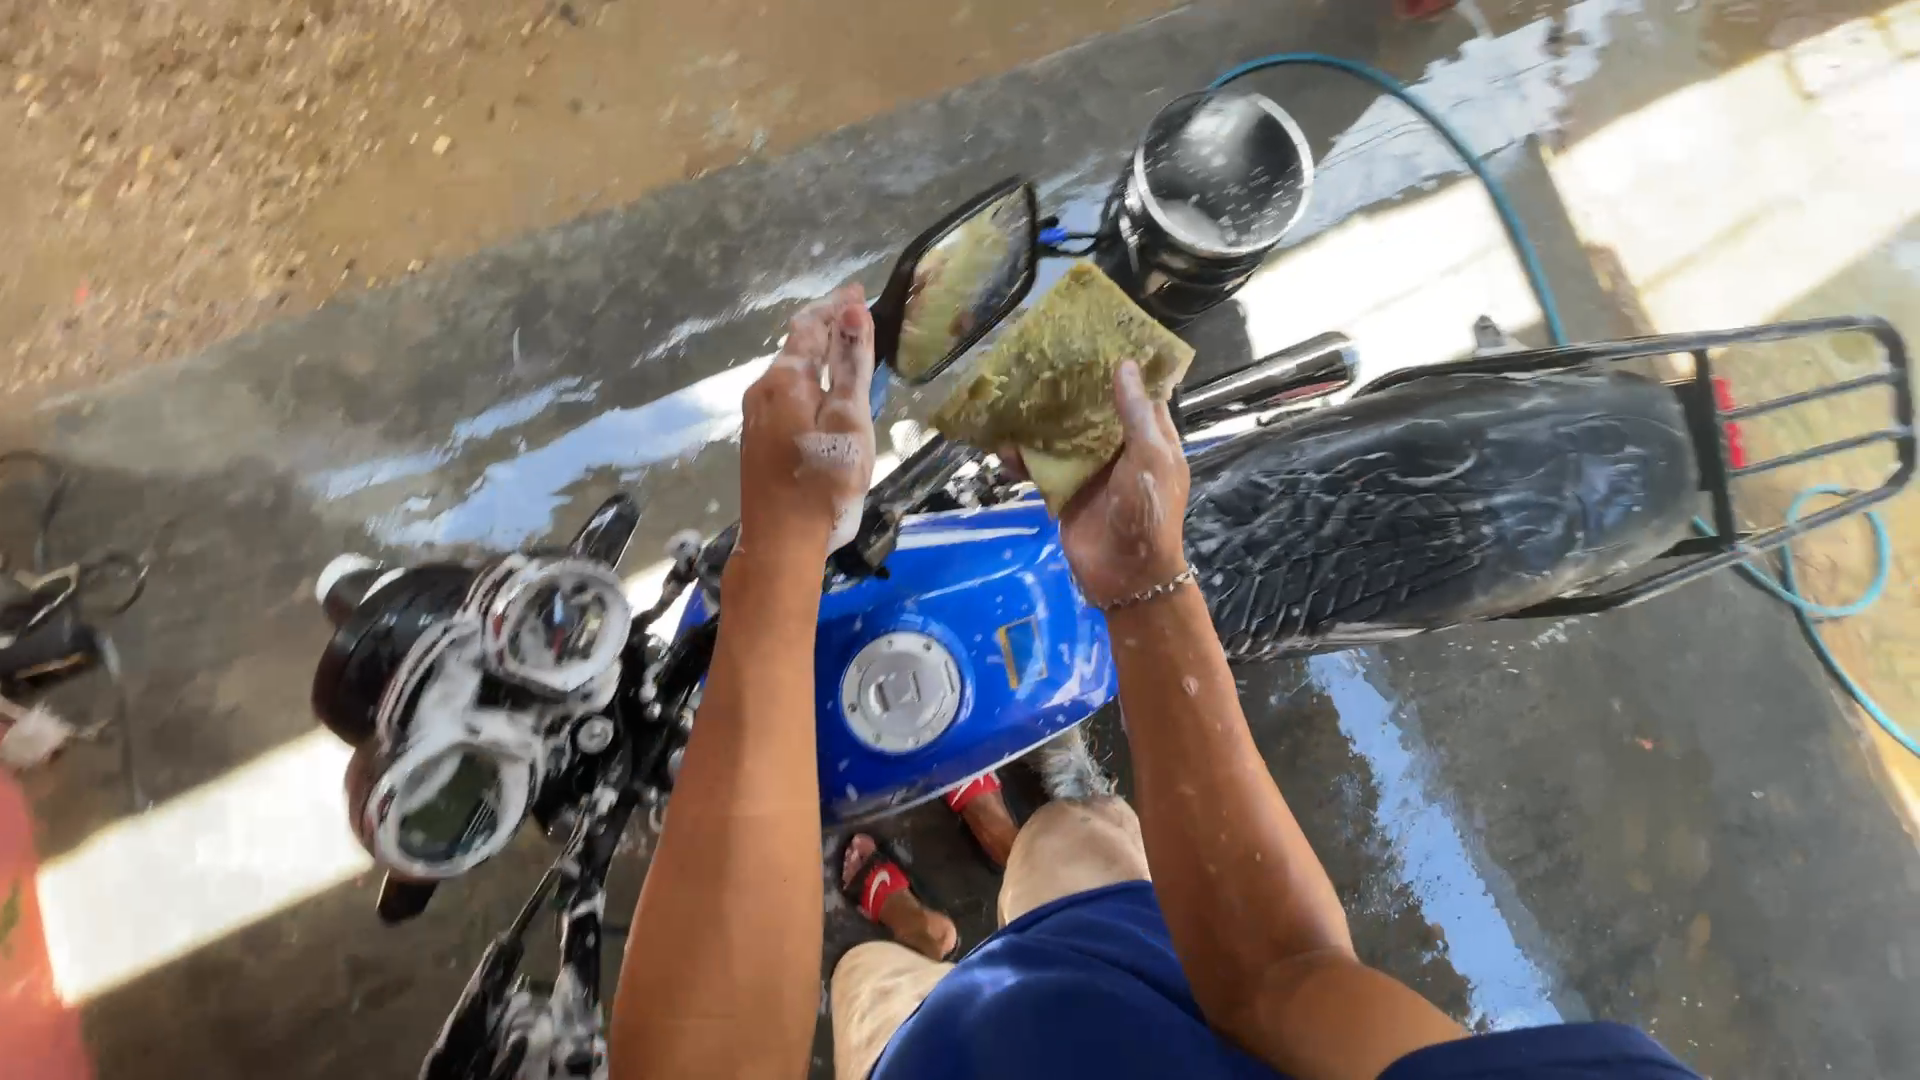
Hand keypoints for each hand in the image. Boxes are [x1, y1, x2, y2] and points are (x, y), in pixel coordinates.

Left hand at [738, 285, 876, 554]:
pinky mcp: (757, 441)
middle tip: (856, 317)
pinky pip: (785, 397)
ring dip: (816, 357)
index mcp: (786, 379)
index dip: (836, 306)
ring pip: (789, 374)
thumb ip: (852, 365)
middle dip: (826, 328)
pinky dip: (808, 383)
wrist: (781, 541)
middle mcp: (763, 390)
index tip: (858, 291)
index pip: (811, 325)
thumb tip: (853, 310)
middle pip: (796, 347)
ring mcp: (756, 418)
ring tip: (844, 351)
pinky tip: (822, 395)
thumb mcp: (849, 419)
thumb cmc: (825, 481)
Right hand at [1010, 361, 1189, 606]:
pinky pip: (1041, 469)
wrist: (1125, 575)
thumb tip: (1124, 365)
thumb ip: (1134, 415)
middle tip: (1040, 361)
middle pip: (1092, 411)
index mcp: (1149, 437)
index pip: (1136, 393)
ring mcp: (1089, 470)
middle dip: (1069, 392)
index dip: (1119, 369)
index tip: (1093, 340)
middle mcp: (1118, 449)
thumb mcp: (1148, 458)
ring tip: (1012, 402)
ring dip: (1039, 425)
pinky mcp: (1065, 492)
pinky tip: (1002, 450)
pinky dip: (1022, 460)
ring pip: (1062, 437)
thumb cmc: (1147, 513)